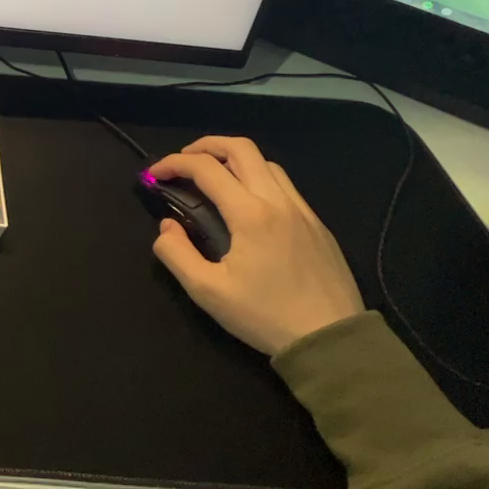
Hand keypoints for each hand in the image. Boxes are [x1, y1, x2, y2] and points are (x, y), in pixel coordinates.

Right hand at [148, 136, 363, 355]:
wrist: (334, 343)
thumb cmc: (266, 316)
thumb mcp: (207, 291)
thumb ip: (176, 254)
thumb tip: (167, 227)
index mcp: (250, 214)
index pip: (205, 168)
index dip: (174, 163)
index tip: (155, 174)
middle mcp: (278, 201)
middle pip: (241, 148)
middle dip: (206, 146)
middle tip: (184, 160)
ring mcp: (303, 211)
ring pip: (266, 163)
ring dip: (235, 160)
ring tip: (215, 177)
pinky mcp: (318, 226)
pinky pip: (285, 186)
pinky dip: (258, 178)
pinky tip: (249, 203)